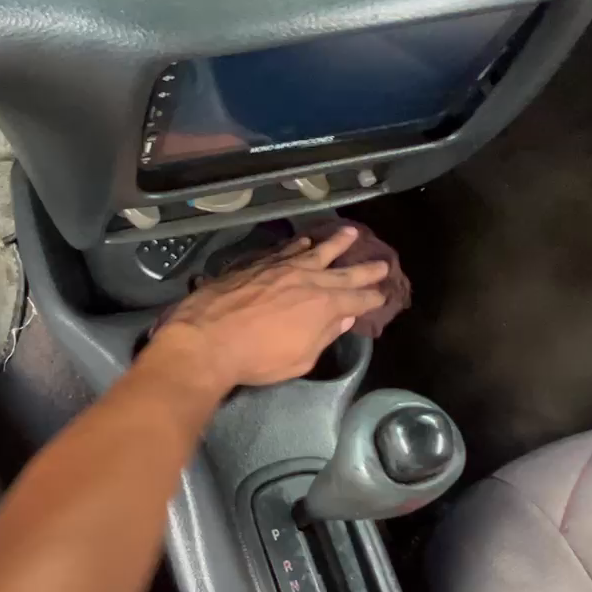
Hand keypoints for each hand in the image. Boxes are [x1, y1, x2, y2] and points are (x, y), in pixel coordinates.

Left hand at [149, 227, 389, 388]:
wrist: (208, 339)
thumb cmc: (256, 358)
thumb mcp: (300, 358)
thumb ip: (323, 335)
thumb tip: (343, 319)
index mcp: (324, 306)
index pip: (357, 299)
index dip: (372, 297)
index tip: (383, 294)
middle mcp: (308, 280)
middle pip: (343, 271)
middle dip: (365, 268)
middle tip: (382, 262)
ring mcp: (281, 268)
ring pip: (315, 250)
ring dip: (335, 242)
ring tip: (350, 233)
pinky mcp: (257, 264)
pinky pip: (285, 249)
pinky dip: (298, 245)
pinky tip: (304, 240)